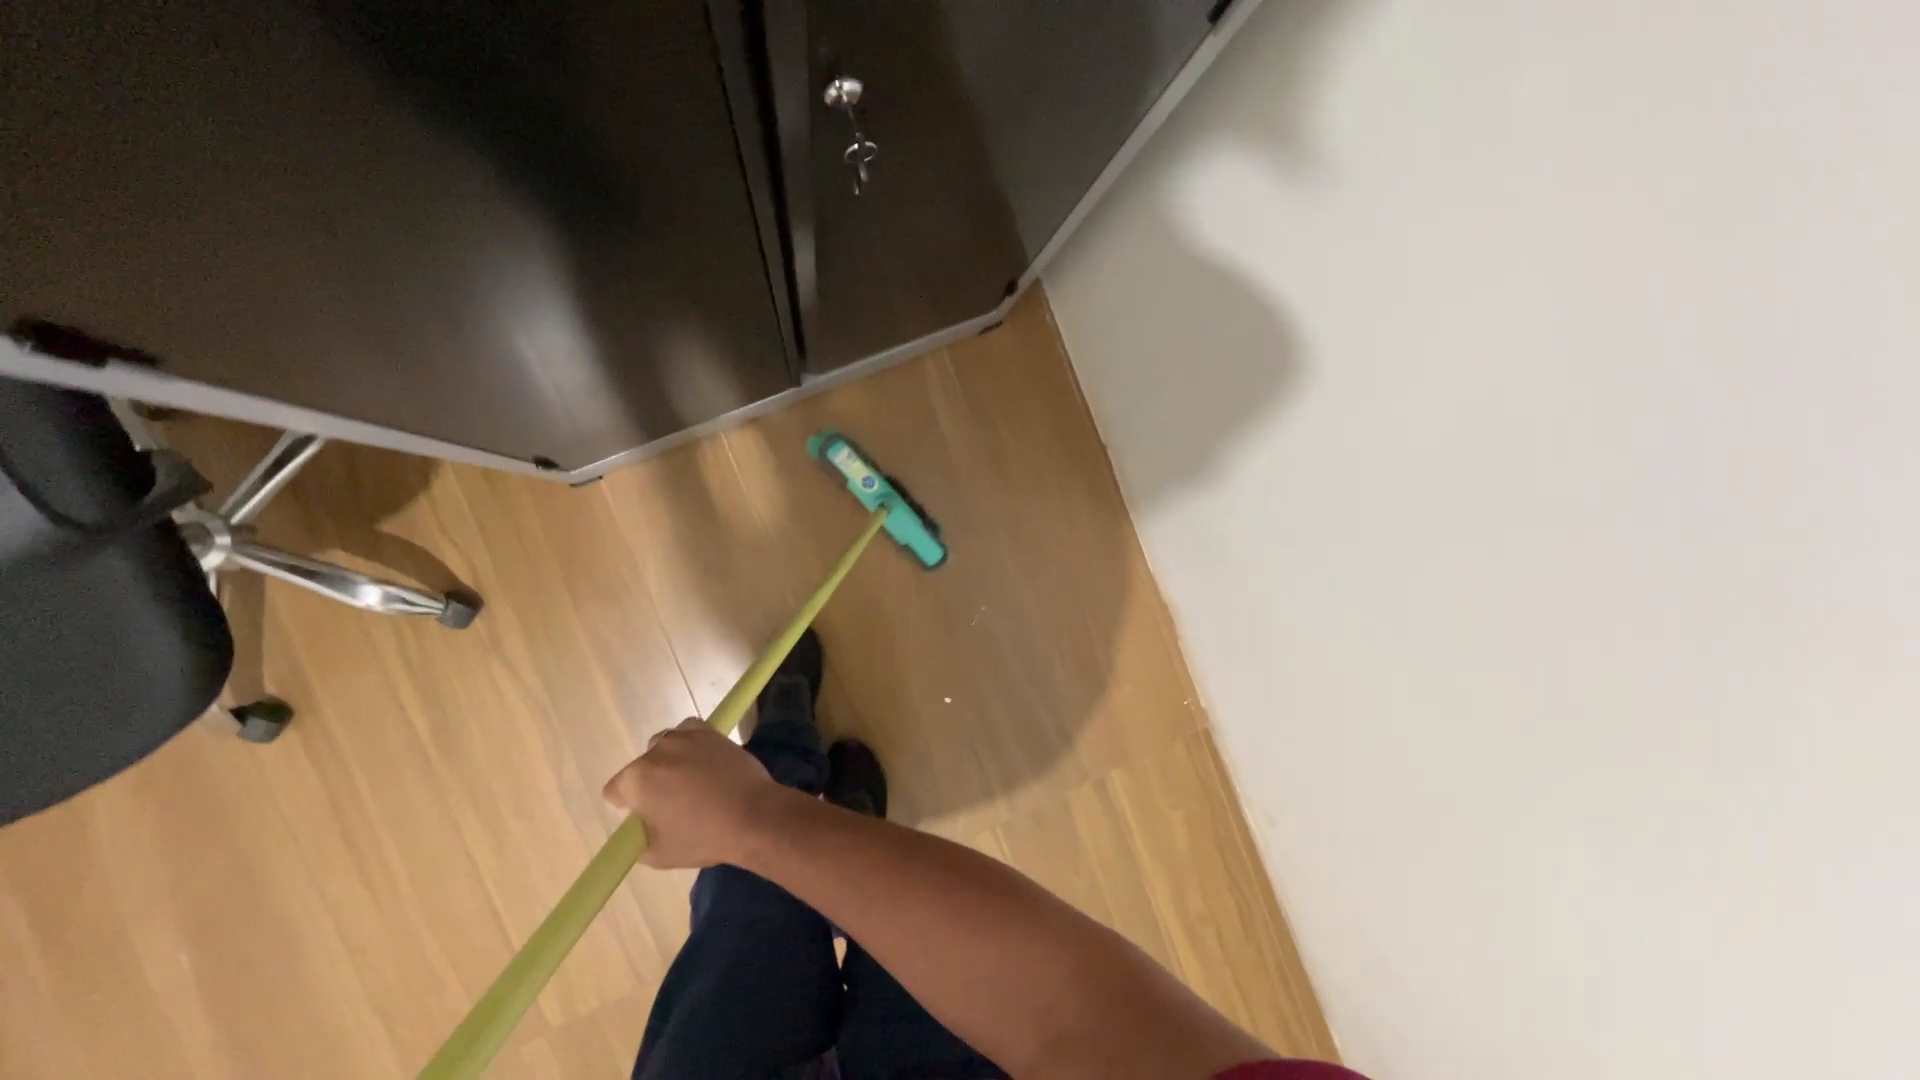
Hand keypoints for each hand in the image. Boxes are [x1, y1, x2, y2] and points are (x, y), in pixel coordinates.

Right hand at [602, 718, 781, 868]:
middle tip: (674, 803)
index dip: (627, 807)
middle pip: (641, 767)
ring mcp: (685, 737)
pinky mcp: (710, 732)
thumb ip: (636, 838)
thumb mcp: (657, 854)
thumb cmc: (703, 837)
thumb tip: (637, 825)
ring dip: (670, 762)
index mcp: (637, 779)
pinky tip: (703, 761)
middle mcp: (657, 751)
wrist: (753, 815)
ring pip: (664, 747)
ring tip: (692, 782)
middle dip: (651, 783)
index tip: (647, 818)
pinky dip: (690, 743)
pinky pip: (689, 731)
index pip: (614, 791)